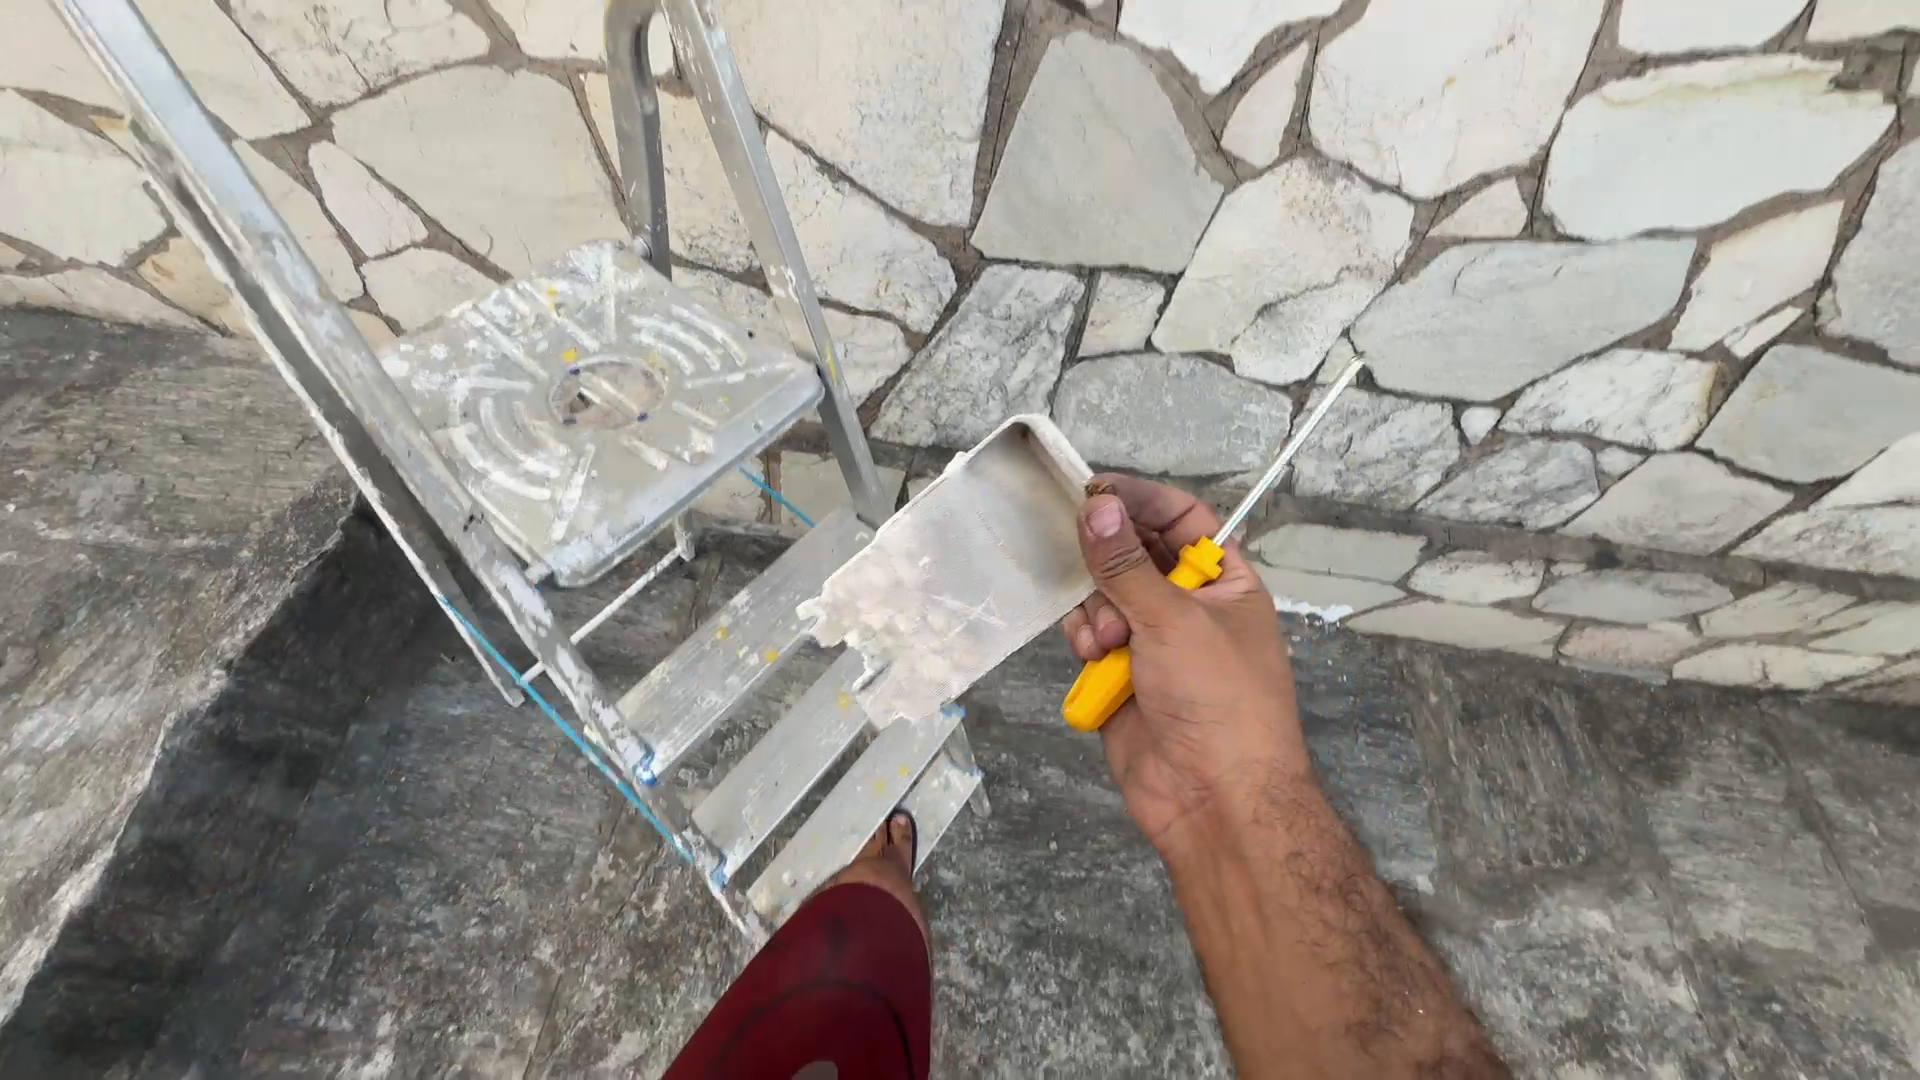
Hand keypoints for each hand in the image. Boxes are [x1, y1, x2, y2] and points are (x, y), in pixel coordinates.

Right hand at [1059, 475, 1311, 859]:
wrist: (1213, 800)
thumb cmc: (1217, 699)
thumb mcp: (1174, 621)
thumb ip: (1126, 565)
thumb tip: (1097, 507)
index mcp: (1223, 582)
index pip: (1182, 519)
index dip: (1142, 500)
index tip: (1095, 490)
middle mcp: (1187, 605)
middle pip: (1134, 554)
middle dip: (1108, 560)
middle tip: (1081, 550)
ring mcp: (1152, 640)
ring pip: (1104, 595)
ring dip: (1096, 608)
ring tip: (1105, 639)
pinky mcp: (1120, 673)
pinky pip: (1090, 634)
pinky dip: (1084, 639)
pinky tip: (1091, 655)